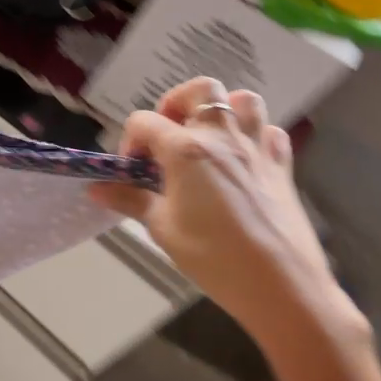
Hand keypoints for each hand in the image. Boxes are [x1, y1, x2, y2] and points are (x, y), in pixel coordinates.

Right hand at [88, 77, 360, 354]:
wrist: (284, 289)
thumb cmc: (214, 258)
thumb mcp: (162, 229)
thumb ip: (130, 200)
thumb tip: (96, 190)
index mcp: (185, 149)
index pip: (143, 122)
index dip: (130, 142)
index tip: (131, 172)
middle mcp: (221, 138)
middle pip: (200, 90)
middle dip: (176, 104)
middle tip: (168, 136)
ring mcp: (257, 150)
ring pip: (243, 100)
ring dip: (221, 111)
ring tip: (205, 139)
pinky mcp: (283, 168)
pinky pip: (271, 132)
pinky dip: (254, 136)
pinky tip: (241, 160)